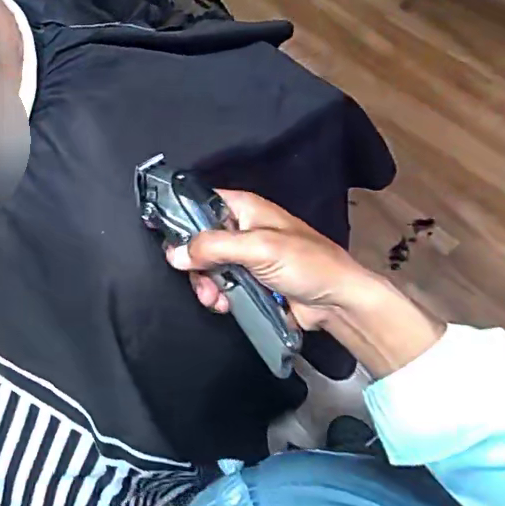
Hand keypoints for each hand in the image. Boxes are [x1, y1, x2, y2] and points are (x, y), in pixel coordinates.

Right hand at [166, 190, 442, 376]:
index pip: (199, 201)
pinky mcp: (246, 280)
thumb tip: (176, 252)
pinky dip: (217, 296)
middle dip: (194, 264)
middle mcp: (240, 228)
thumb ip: (214, 246)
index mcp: (244, 208)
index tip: (167, 238)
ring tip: (218, 299)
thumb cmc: (310, 264)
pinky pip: (218, 285)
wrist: (338, 303)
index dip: (179, 216)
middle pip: (196, 240)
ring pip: (204, 266)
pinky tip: (226, 304)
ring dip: (205, 285)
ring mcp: (243, 256)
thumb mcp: (259, 248)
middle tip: (202, 280)